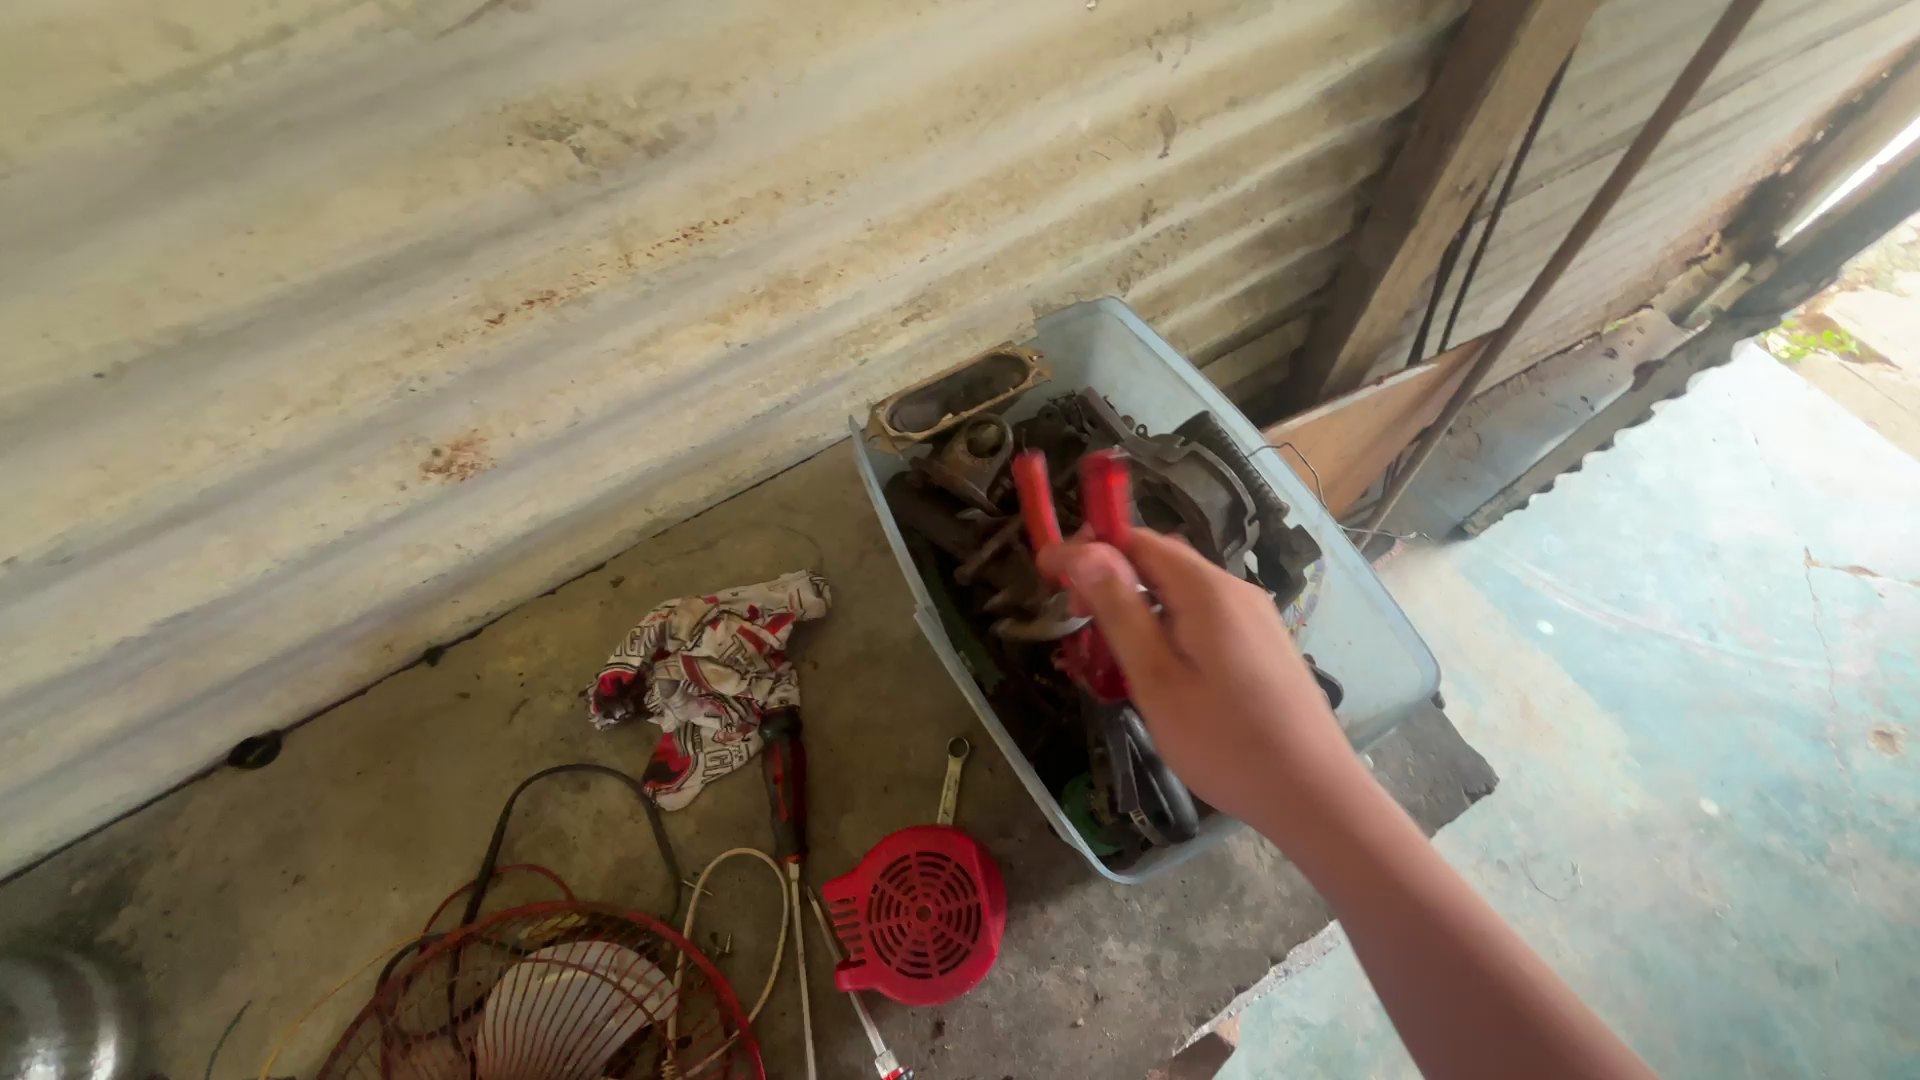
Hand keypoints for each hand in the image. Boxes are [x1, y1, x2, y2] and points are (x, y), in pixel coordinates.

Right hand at [1036, 528, 1366, 833]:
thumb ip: (1120, 611)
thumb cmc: (1225, 742)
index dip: (1089, 548)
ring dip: (1137, 607)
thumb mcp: (1157, 679)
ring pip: (1180, 593)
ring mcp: (1254, 617)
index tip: (1048, 573)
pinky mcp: (1262, 644)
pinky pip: (1202, 617)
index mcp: (1207, 591)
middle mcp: (1234, 591)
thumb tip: (1085, 552)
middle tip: (1076, 621)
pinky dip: (1166, 627)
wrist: (1315, 795)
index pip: (1138, 540)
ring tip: (1108, 654)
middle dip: (1110, 579)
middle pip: (1160, 562)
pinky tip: (1155, 670)